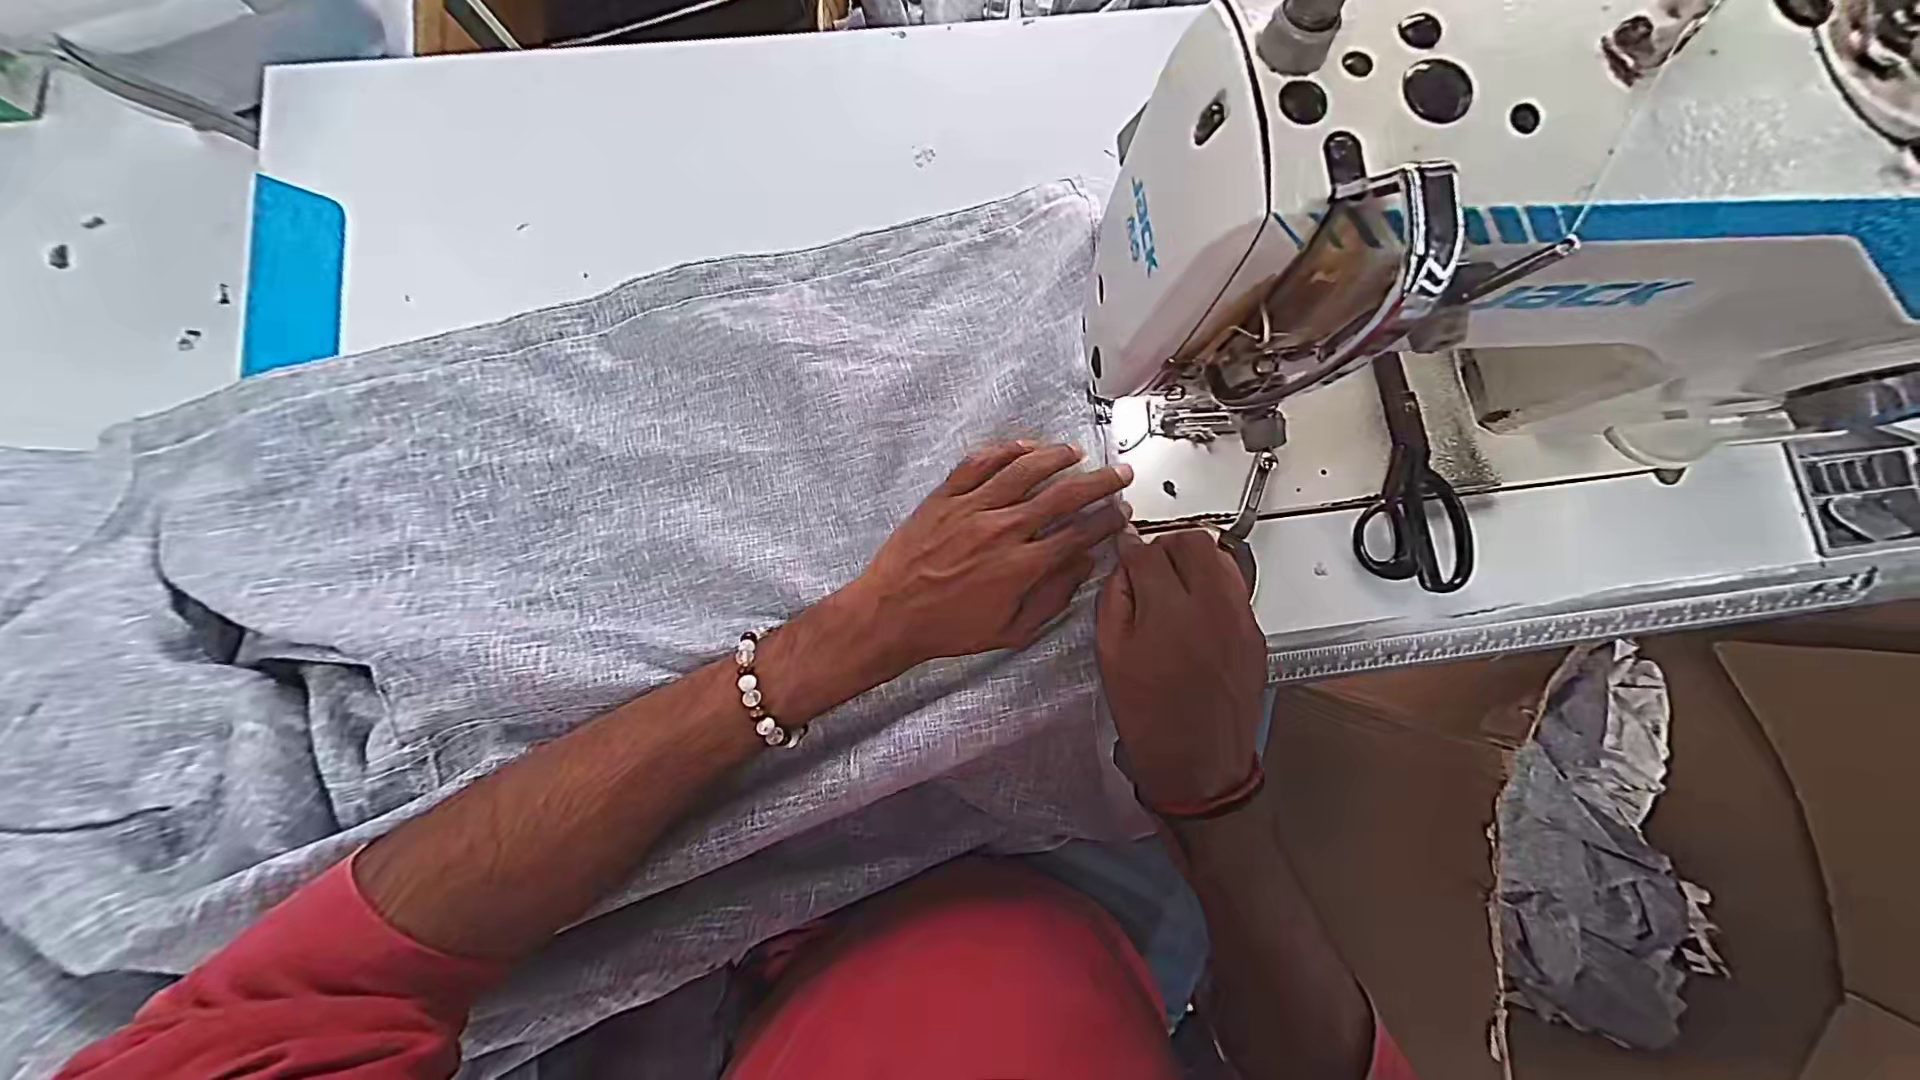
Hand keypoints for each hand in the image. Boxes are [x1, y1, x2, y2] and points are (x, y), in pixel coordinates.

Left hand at [840, 441, 1132, 671]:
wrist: (889, 614)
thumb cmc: (946, 627)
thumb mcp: (1010, 630)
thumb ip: (1052, 598)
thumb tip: (1081, 567)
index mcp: (1020, 566)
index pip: (1078, 533)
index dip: (1106, 520)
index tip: (1119, 513)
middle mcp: (1000, 531)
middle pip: (1062, 495)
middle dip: (1098, 482)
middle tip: (1116, 474)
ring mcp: (971, 509)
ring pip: (1024, 470)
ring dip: (1056, 457)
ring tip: (1075, 452)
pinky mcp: (945, 498)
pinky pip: (979, 463)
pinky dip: (1005, 450)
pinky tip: (1023, 446)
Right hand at [1097, 529, 1266, 805]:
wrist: (1198, 764)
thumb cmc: (1150, 718)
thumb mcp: (1111, 656)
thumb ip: (1114, 601)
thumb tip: (1123, 569)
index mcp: (1167, 612)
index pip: (1147, 553)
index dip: (1129, 548)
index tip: (1124, 550)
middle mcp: (1211, 608)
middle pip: (1192, 542)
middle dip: (1164, 545)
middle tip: (1148, 563)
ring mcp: (1239, 619)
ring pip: (1221, 557)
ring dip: (1193, 558)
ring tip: (1174, 579)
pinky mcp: (1256, 634)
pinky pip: (1236, 587)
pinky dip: (1214, 583)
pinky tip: (1195, 605)